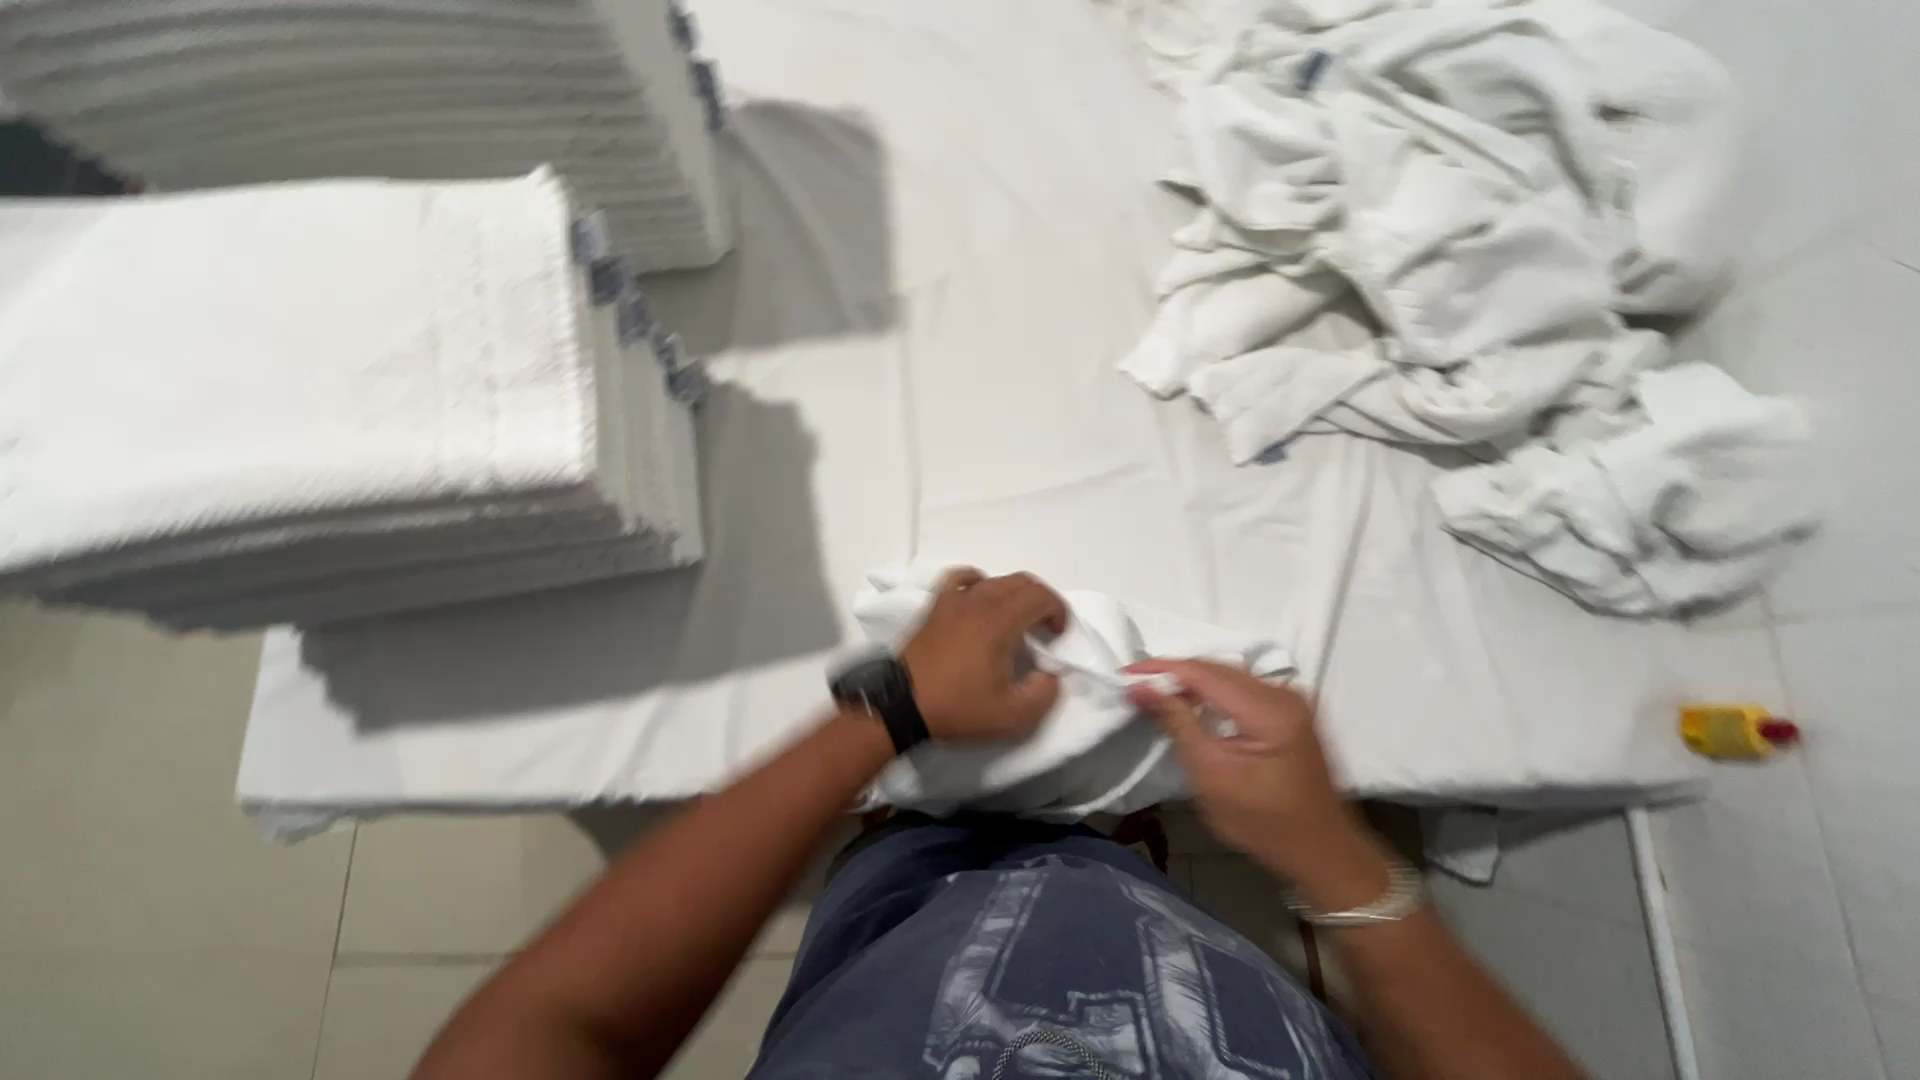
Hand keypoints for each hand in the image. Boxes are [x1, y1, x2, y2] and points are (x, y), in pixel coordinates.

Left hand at [899, 568, 1068, 741]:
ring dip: (1014, 594)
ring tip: (1016, 620)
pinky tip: (980, 599)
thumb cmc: (957, 708)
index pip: (1040, 596)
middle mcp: (977, 600)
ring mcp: (952, 600)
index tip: (1058, 636)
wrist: (901, 706)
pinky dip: (978, 583)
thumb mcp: (1012, 716)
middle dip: (1041, 602)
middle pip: (1021, 583)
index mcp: (999, 621)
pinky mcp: (935, 607)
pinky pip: (960, 579)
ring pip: (994, 580)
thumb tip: (1048, 674)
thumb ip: (1044, 693)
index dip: (1058, 611)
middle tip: (1044, 630)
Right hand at [1128, 659, 1390, 906]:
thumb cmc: (1263, 824)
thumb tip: (1142, 686)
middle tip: (1135, 685)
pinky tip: (1191, 703)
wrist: (1322, 852)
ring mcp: (1292, 700)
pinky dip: (1212, 691)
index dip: (1161, 669)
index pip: (1204, 673)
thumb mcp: (1211, 775)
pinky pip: (1242, 687)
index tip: (1124, 674)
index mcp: (1269, 710)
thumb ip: (1177, 723)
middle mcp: (1285, 694)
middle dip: (1174, 673)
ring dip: (1192, 681)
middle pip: (1218, 669)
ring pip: (1229, 675)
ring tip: (1155, 693)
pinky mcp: (1291, 710)